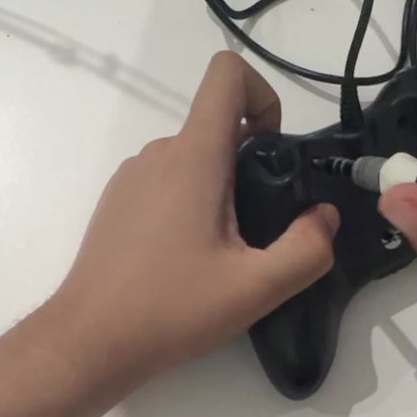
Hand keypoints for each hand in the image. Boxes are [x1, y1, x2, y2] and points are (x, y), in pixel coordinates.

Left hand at [48, 52, 336, 393]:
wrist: (91, 341)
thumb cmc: (172, 310)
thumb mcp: (256, 289)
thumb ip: (307, 249)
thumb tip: (325, 217)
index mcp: (193, 158)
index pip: (227, 74)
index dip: (263, 96)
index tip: (274, 151)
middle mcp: (158, 155)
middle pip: (216, 126)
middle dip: (251, 165)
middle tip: (259, 232)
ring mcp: (131, 179)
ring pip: (193, 160)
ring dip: (222, 192)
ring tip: (224, 256)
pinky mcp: (118, 205)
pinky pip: (167, 184)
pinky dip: (191, 207)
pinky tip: (189, 262)